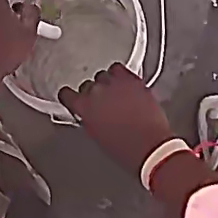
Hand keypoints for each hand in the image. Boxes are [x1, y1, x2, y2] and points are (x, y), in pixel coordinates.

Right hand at [58, 63, 176, 175]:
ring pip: (103, 75)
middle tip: (104, 104)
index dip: (70, 97)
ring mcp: (114, 83)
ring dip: (107, 83)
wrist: (151, 147)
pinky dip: (120, 75)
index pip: (66, 94)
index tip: (73, 98)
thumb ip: (88, 117)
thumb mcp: (96, 135)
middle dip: (93, 93)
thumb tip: (88, 112)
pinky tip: (124, 85)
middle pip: (87, 84)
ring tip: (116, 95)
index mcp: (84, 107)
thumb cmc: (126, 148)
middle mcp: (96, 91)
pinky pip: (119, 69)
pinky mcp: (131, 79)